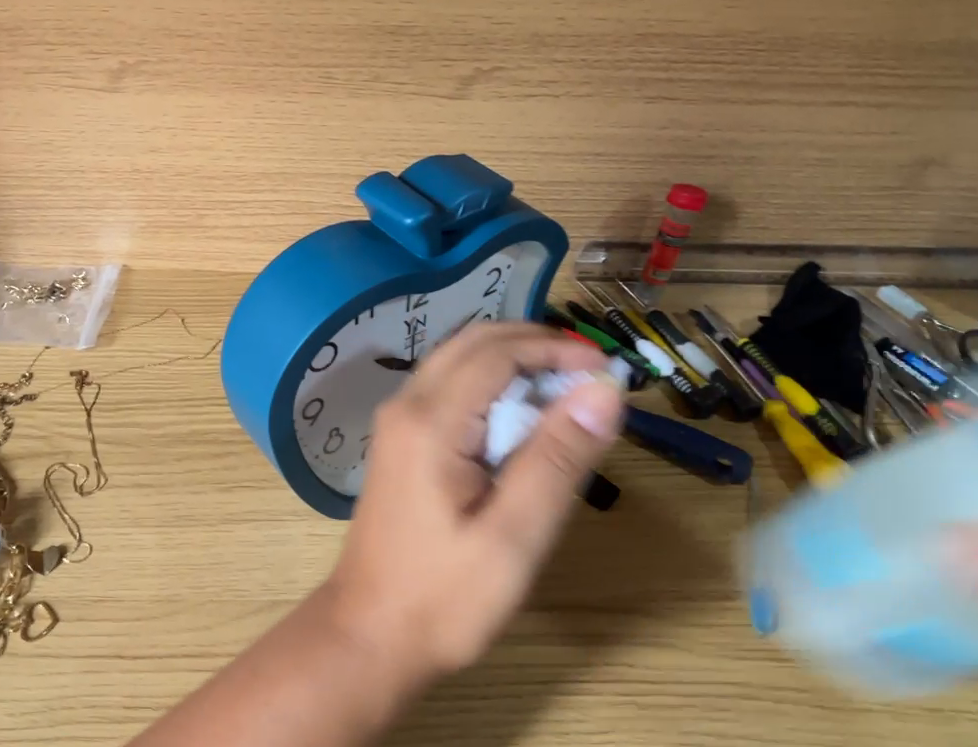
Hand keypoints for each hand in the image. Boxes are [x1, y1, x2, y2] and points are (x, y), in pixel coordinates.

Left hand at [313, 321, 625, 682]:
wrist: (370, 634)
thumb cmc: (444, 597)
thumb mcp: (515, 536)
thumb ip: (558, 458)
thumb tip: (603, 389)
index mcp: (430, 421)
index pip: (496, 352)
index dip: (555, 347)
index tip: (606, 368)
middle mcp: (407, 405)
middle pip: (473, 342)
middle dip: (535, 344)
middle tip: (591, 373)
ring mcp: (398, 420)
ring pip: (459, 360)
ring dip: (513, 360)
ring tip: (568, 390)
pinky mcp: (401, 440)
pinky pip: (449, 387)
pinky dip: (491, 384)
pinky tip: (524, 418)